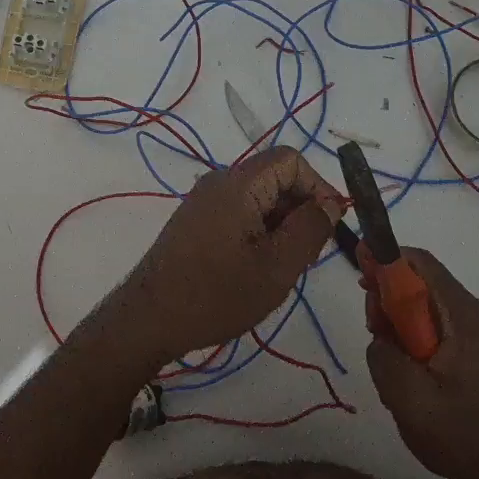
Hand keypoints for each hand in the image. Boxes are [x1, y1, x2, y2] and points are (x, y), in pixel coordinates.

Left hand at [108, 147, 343, 363]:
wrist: (149, 318)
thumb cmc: (216, 293)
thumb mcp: (277, 267)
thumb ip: (309, 229)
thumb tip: (330, 204)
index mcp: (239, 183)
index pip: (290, 160)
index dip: (318, 186)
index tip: (330, 226)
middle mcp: (219, 181)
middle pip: (274, 177)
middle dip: (301, 208)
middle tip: (309, 255)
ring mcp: (204, 201)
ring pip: (259, 199)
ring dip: (281, 225)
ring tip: (284, 267)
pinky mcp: (196, 221)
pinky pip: (240, 213)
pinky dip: (260, 232)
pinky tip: (258, 269)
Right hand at [359, 245, 478, 478]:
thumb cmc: (460, 429)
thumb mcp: (407, 395)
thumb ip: (382, 354)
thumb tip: (380, 338)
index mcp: (462, 314)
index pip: (419, 262)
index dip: (385, 259)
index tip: (359, 274)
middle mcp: (473, 312)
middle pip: (421, 282)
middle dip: (389, 298)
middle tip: (374, 332)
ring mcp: (478, 330)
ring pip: (426, 306)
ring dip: (399, 322)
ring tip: (391, 361)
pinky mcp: (476, 348)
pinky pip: (436, 324)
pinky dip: (414, 336)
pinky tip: (408, 369)